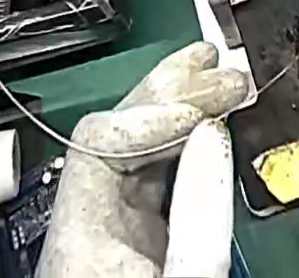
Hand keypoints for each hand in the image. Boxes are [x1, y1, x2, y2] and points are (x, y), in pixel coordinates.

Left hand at [37, 42, 249, 277]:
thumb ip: (199, 216)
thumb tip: (215, 133)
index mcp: (80, 233)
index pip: (98, 138)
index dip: (150, 112)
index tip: (200, 107)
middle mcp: (89, 219)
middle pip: (119, 129)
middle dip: (171, 89)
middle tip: (213, 62)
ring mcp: (111, 224)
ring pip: (140, 145)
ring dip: (182, 105)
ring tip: (217, 74)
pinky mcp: (137, 235)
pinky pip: (159, 171)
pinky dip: (189, 139)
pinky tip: (214, 121)